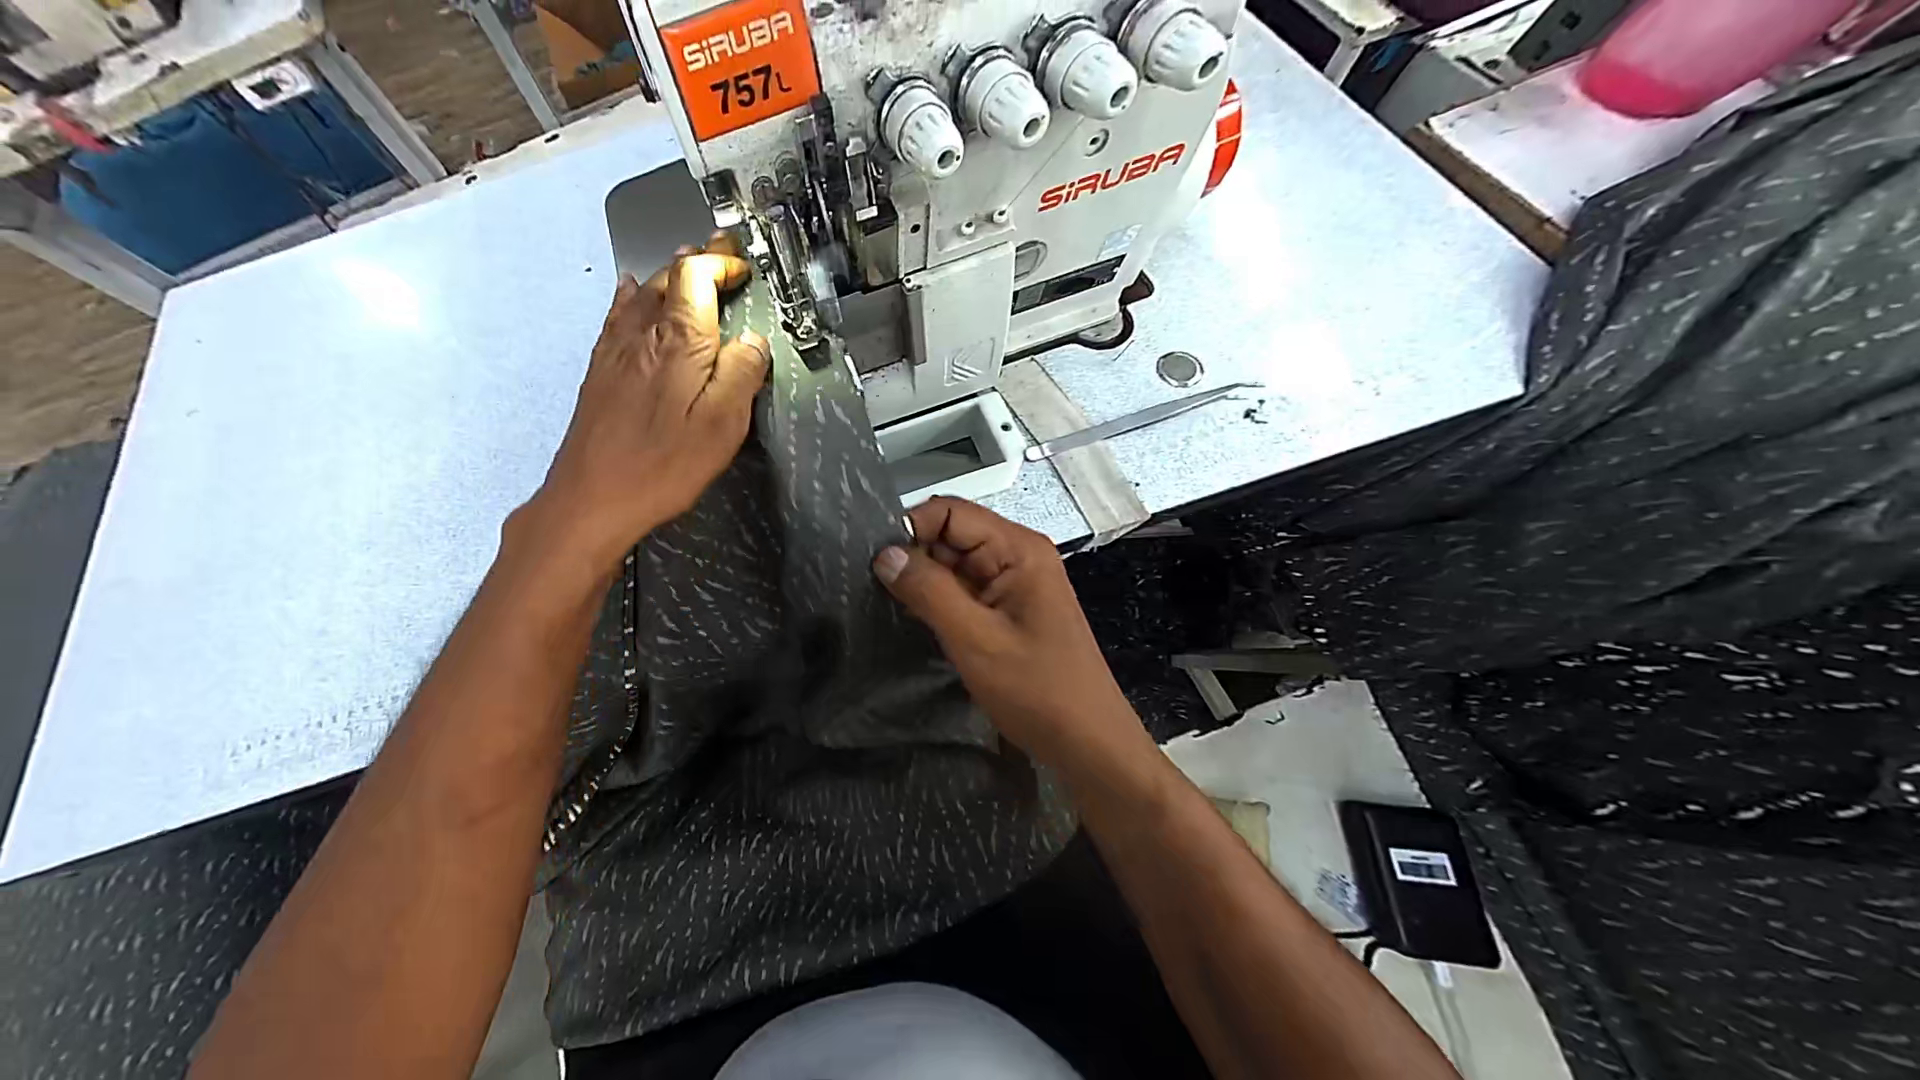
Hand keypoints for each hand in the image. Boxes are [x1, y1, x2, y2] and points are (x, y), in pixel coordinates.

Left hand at [528, 236, 768, 567]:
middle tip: (723, 257)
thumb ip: (742, 375)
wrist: (591, 497)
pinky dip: (632, 297)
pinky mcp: (600, 370)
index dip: (720, 263)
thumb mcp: (722, 425)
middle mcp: (642, 334)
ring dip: (669, 275)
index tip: (742, 267)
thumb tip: (754, 340)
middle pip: (668, 277)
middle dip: (698, 262)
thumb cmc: (663, 465)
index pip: (695, 276)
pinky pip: (617, 316)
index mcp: (679, 343)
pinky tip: (631, 293)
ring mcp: (614, 350)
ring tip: (688, 265)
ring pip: (641, 294)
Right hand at [872, 497, 1154, 777]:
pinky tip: (916, 618)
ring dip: (924, 581)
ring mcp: (1014, 583)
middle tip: (873, 587)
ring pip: (954, 564)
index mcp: (1018, 549)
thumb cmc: (1037, 690)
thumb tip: (885, 553)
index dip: (911, 527)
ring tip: (888, 604)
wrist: (1086, 741)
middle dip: (914, 556)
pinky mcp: (1009, 609)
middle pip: (952, 534)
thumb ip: (928, 590)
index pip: (950, 511)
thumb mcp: (975, 639)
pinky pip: (965, 590)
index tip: (875, 561)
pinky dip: (939, 601)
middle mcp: (1017, 555)